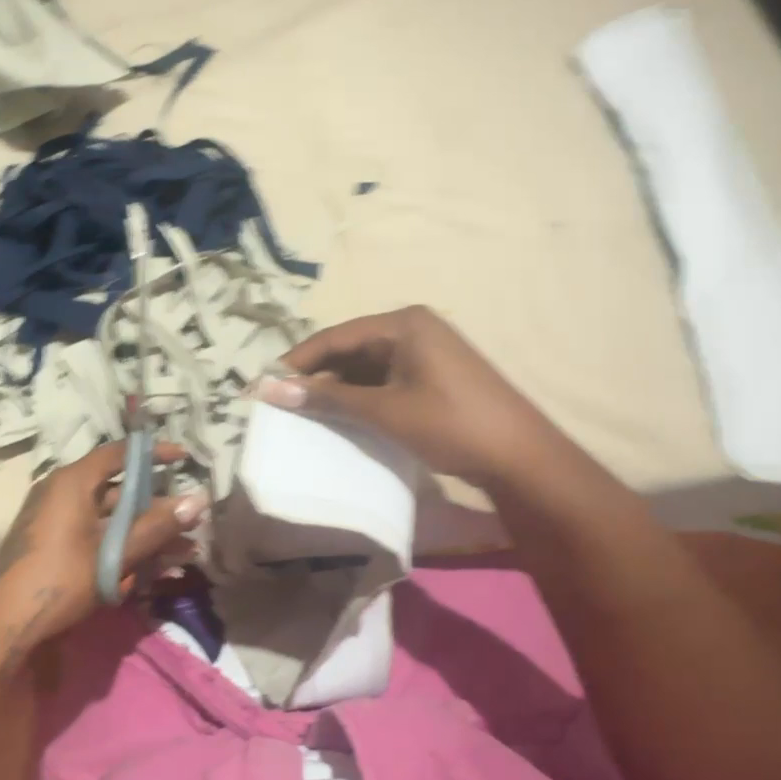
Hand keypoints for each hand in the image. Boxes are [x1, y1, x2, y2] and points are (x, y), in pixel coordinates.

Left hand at [0, 441, 204, 656]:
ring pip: (110, 519)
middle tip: (191, 521)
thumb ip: (155, 528)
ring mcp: (55, 521)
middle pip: (118, 491)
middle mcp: (60, 494)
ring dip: (146, 534)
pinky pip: (96, 537)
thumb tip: (198, 500)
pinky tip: (153, 569)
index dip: (152, 454)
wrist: (2, 626)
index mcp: (71, 483)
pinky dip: (123, 548)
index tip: (184, 458)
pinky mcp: (53, 546)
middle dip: (157, 508)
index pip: (118, 454)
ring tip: (184, 552)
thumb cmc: (58, 581)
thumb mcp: (112, 556)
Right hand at [254, 307, 565, 485]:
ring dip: (334, 389)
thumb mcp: (384, 411)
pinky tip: (338, 417)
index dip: (295, 362)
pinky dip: (357, 396)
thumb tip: (270, 390)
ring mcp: (425, 353)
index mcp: (403, 324)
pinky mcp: (431, 376)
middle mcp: (412, 329)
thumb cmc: (451, 425)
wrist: (520, 456)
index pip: (334, 337)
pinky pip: (382, 379)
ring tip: (301, 413)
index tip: (260, 385)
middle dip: (313, 375)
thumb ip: (328, 399)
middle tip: (277, 401)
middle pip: (348, 349)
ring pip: (363, 366)